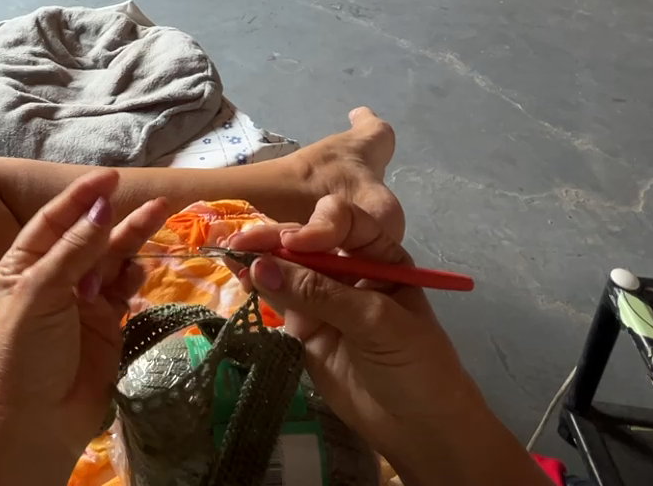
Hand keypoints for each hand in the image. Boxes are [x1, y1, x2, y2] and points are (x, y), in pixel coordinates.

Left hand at [0, 170, 167, 485]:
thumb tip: (101, 207)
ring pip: (112, 258)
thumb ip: (75, 249)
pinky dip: (133, 276)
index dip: (82, 196)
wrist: (36, 423)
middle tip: (152, 198)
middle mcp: (54, 275)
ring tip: (159, 215)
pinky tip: (139, 269)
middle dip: (117, 216)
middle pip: (90, 236)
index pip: (56, 218)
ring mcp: (81, 299)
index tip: (110, 177)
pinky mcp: (105, 323)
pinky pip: (123, 289)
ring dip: (132, 240)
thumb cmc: (26, 351)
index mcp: (25, 263)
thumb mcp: (43, 292)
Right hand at [227, 196, 540, 485]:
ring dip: (258, 258)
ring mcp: (321, 296)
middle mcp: (346, 267)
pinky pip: (275, 297)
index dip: (317, 225)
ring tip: (231, 255)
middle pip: (305, 240)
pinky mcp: (302, 324)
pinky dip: (254, 284)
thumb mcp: (375, 322)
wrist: (421, 433)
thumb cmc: (417, 367)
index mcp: (377, 254)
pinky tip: (237, 275)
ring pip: (284, 266)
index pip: (342, 221)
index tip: (298, 244)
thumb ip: (318, 293)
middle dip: (274, 239)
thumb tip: (261, 266)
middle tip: (241, 244)